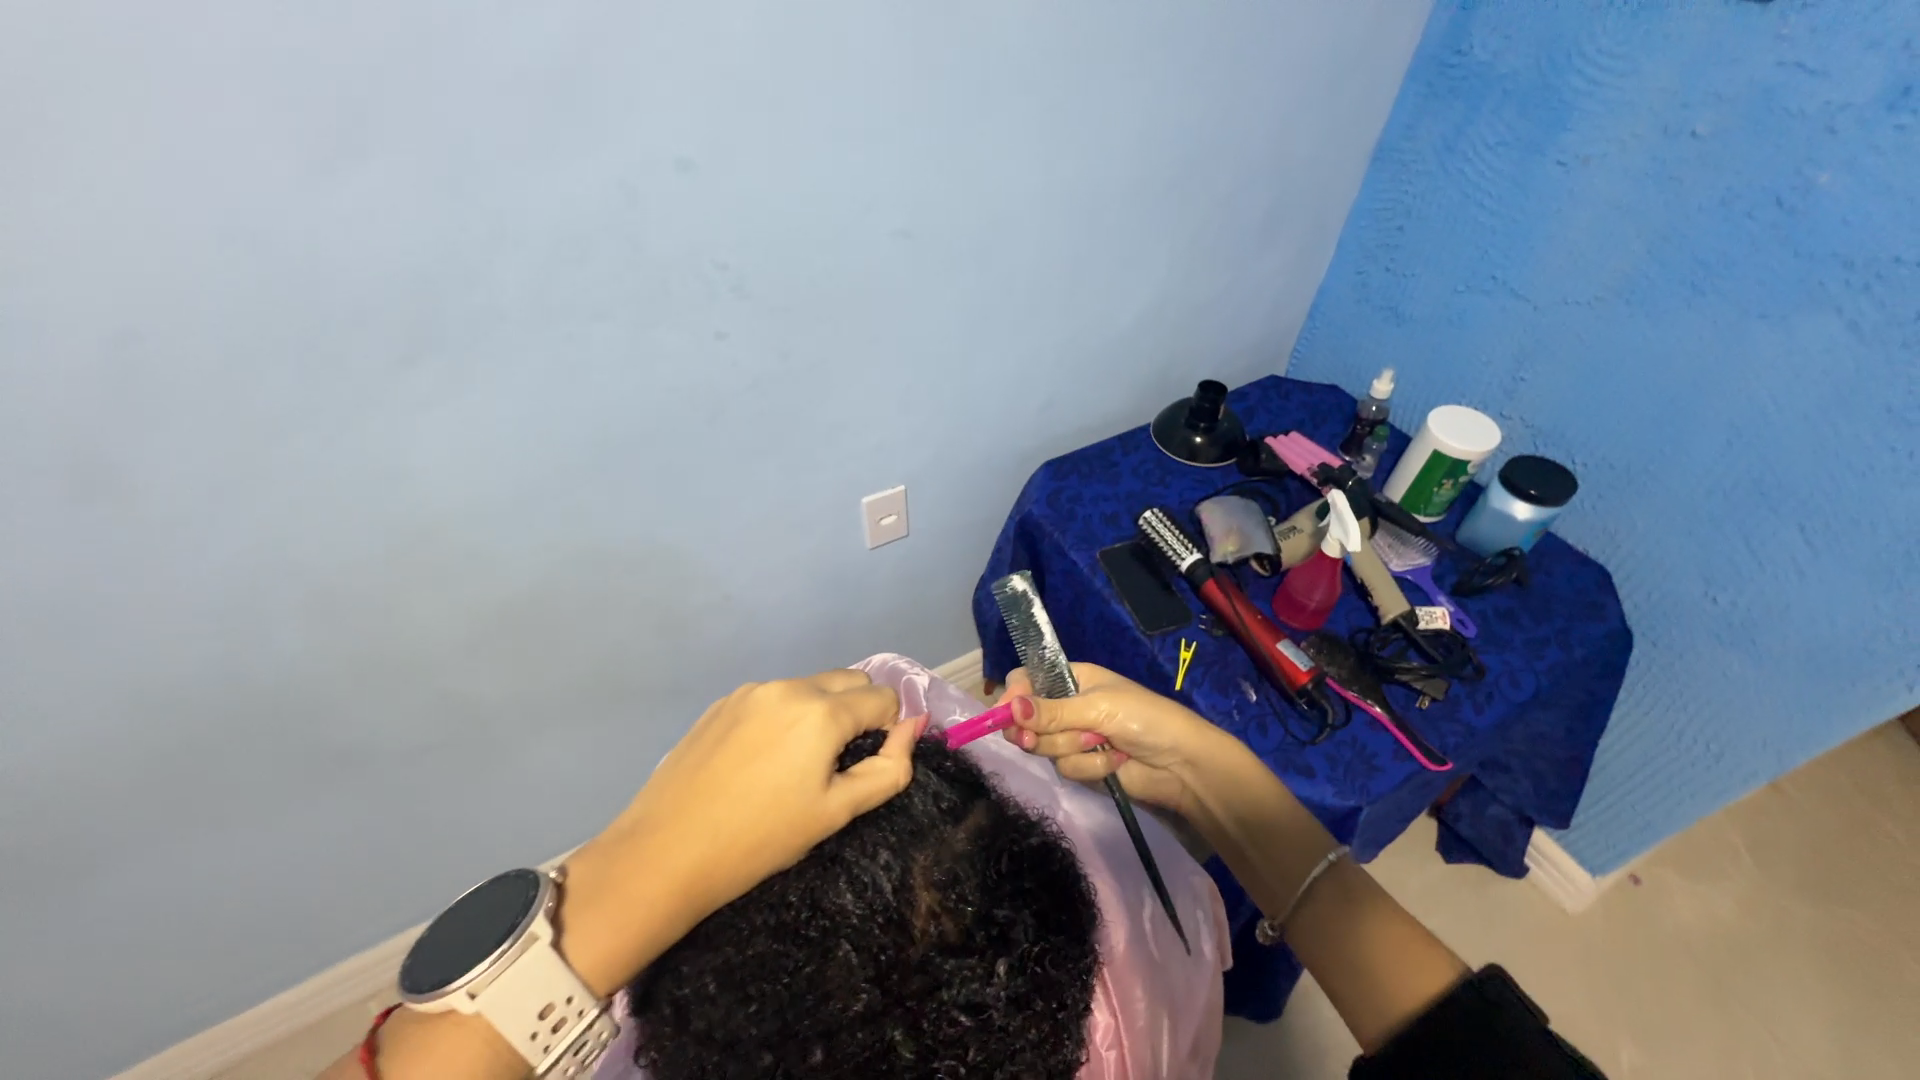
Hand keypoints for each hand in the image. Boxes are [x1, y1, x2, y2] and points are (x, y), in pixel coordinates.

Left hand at [560, 670, 921, 991]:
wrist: (664, 853)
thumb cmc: (759, 840)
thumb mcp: (835, 812)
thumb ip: (887, 768)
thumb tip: (912, 728)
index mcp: (821, 712)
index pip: (883, 697)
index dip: (888, 729)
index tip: (865, 766)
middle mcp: (788, 687)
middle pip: (849, 680)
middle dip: (859, 711)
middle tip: (838, 764)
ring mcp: (749, 692)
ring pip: (809, 687)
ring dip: (821, 713)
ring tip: (794, 767)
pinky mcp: (721, 704)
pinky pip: (773, 698)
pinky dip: (784, 718)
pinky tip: (759, 763)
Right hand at [998, 663, 1230, 815]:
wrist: (1181, 764)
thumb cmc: (1144, 719)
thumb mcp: (1097, 708)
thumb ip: (1052, 711)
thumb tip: (1009, 708)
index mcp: (1072, 678)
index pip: (1026, 681)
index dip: (1012, 698)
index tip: (1006, 716)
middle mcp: (1068, 705)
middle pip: (1027, 718)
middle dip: (1037, 732)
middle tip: (1035, 741)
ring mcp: (1074, 736)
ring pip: (1045, 747)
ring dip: (1073, 749)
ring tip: (1102, 744)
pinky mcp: (1083, 765)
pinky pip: (1066, 768)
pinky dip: (1090, 767)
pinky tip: (1114, 761)